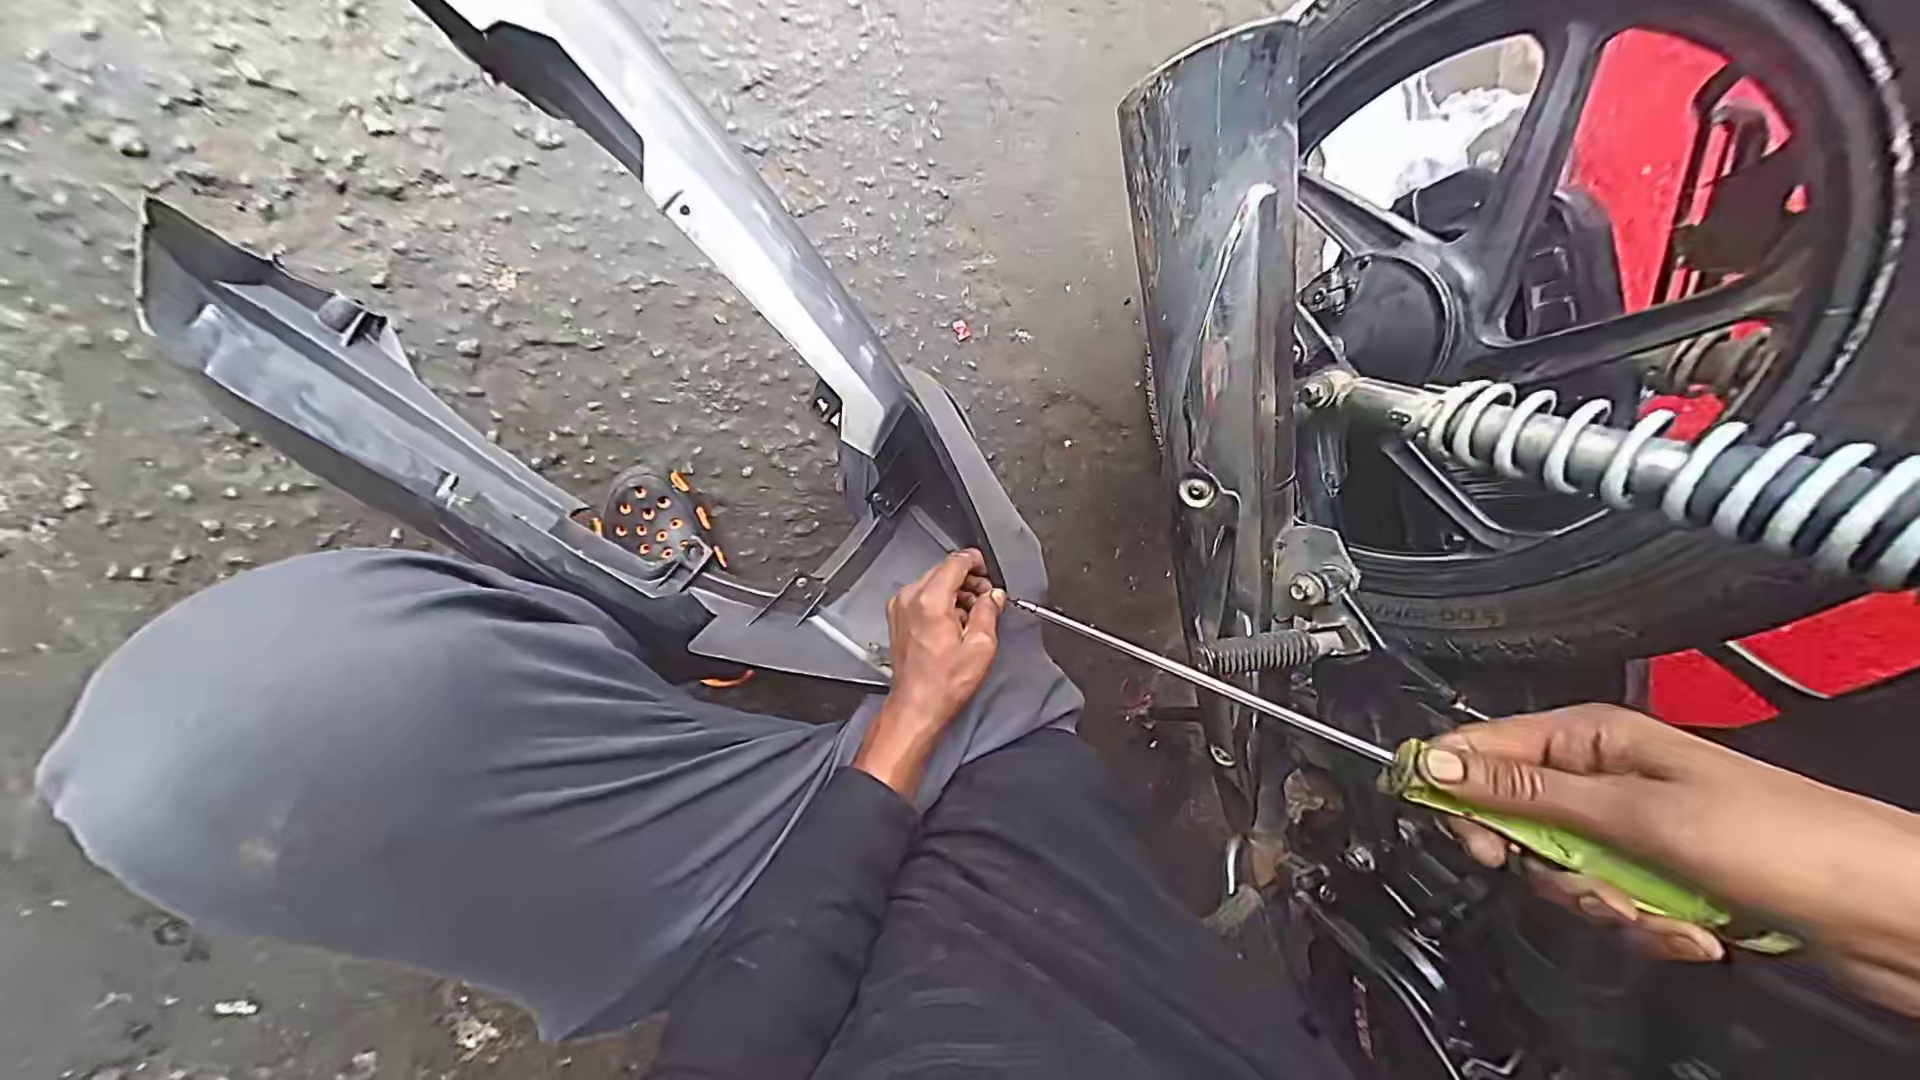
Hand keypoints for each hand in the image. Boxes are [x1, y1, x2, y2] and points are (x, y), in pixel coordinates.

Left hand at [853, 549, 1004, 796]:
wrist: (916, 705)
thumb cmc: (942, 684)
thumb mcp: (980, 647)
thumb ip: (989, 612)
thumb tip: (993, 596)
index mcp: (930, 601)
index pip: (955, 562)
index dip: (976, 562)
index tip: (987, 569)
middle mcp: (910, 599)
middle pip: (943, 569)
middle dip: (968, 579)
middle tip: (985, 597)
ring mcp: (900, 607)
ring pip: (932, 581)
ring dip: (954, 590)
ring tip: (971, 613)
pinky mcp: (897, 617)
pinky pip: (922, 595)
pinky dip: (940, 600)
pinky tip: (953, 621)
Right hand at [1423, 705, 1919, 1014]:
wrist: (1919, 927)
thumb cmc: (1794, 843)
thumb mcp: (1635, 812)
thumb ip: (1522, 789)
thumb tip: (1435, 764)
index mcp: (1584, 737)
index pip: (1477, 748)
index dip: (1452, 784)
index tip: (1454, 825)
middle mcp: (1593, 777)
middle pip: (1505, 810)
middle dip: (1528, 853)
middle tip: (1540, 869)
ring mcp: (1621, 828)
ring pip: (1549, 862)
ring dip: (1589, 897)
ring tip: (1644, 911)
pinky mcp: (1648, 876)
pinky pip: (1597, 897)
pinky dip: (1630, 922)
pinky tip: (1682, 928)